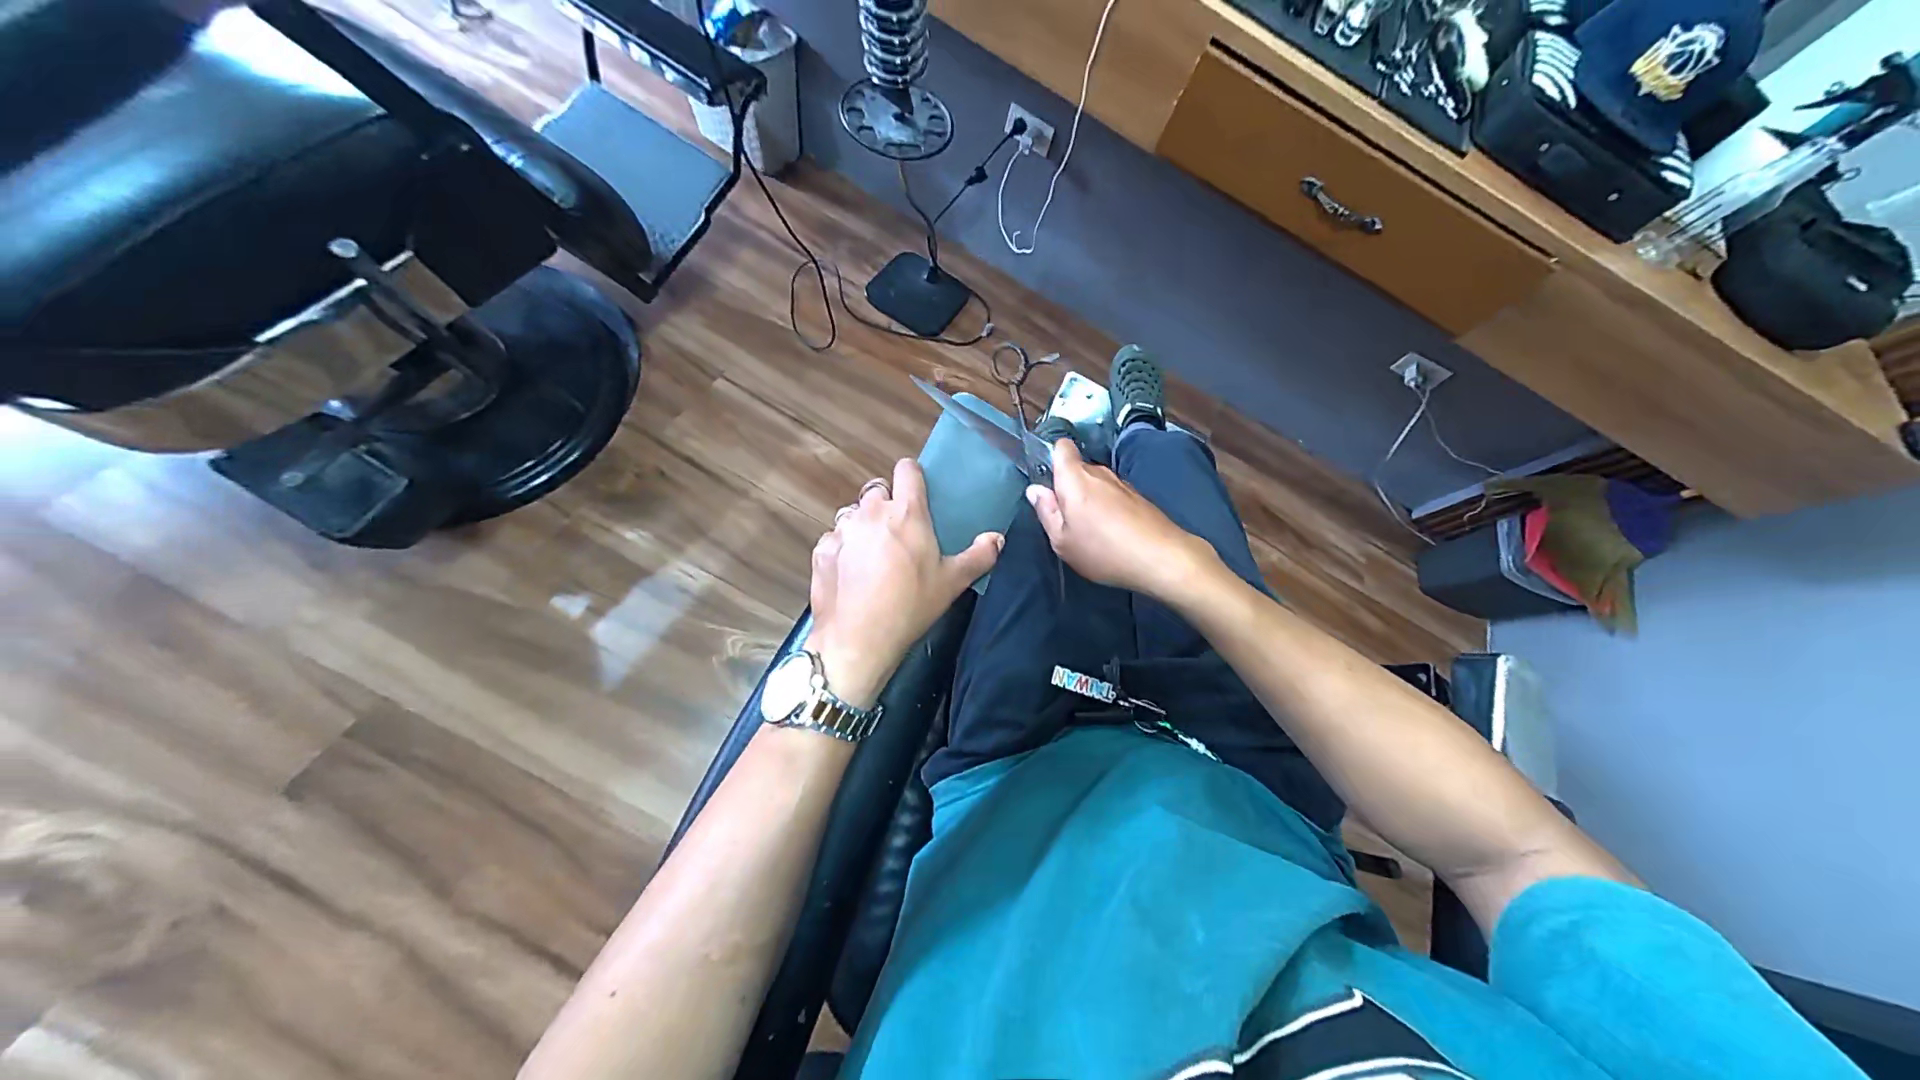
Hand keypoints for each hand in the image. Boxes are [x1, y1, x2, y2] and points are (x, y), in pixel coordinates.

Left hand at [808, 458, 1002, 707]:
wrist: (858, 638)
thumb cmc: (910, 605)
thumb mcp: (952, 582)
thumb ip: (979, 556)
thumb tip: (997, 539)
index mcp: (906, 512)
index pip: (906, 469)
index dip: (911, 476)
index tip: (916, 491)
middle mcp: (871, 512)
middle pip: (877, 491)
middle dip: (886, 505)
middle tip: (897, 532)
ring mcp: (842, 529)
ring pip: (852, 514)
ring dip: (862, 526)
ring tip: (872, 554)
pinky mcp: (821, 549)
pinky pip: (834, 539)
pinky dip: (842, 549)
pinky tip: (850, 572)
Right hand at [1025, 439, 1214, 598]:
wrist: (1161, 557)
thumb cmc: (1103, 550)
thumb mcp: (1062, 540)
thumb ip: (1046, 511)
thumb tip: (1035, 489)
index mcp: (1074, 477)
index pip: (1061, 447)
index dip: (1052, 459)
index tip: (1048, 484)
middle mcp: (1099, 472)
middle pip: (1077, 469)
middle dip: (1069, 488)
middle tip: (1067, 519)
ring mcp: (1122, 483)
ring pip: (1096, 483)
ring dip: (1090, 500)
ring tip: (1091, 531)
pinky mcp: (1139, 497)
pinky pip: (1114, 495)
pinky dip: (1109, 508)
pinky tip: (1113, 533)